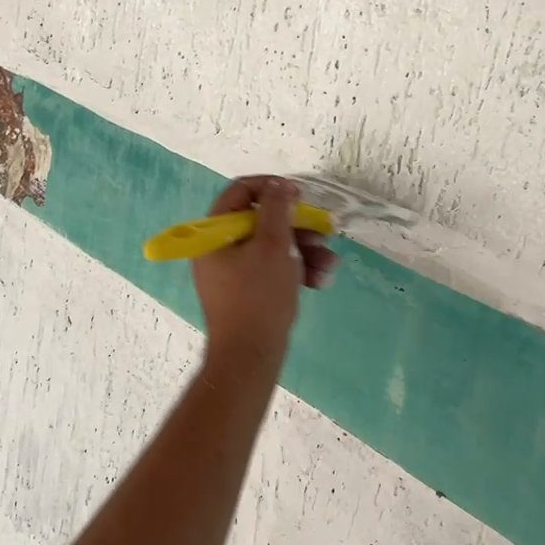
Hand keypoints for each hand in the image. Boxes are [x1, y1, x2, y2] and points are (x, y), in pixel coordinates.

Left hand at [192, 176, 337, 368]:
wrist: (249, 360)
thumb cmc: (258, 297)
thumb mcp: (272, 246)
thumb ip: (277, 209)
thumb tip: (279, 184)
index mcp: (215, 233)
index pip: (241, 191)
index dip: (272, 188)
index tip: (300, 196)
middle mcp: (220, 248)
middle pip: (262, 220)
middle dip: (298, 225)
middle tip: (324, 230)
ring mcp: (234, 272)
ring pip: (273, 246)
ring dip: (305, 250)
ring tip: (330, 263)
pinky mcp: (248, 292)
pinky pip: (273, 269)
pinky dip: (296, 270)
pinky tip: (321, 280)